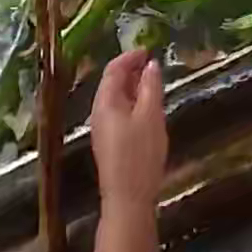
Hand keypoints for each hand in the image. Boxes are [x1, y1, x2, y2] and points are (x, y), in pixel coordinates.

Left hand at [89, 50, 166, 210]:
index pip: (113, 69)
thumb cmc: (140, 154)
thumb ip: (151, 87)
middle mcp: (99, 112)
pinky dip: (132, 101)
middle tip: (152, 64)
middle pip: (112, 82)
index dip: (130, 57)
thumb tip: (151, 65)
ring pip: (116, 98)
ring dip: (132, 86)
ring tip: (152, 82)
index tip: (148, 50)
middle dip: (131, 70)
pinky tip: (147, 108)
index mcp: (105, 101)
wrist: (127, 201)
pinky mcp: (110, 142)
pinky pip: (119, 111)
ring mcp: (103, 128)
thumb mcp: (151, 116)